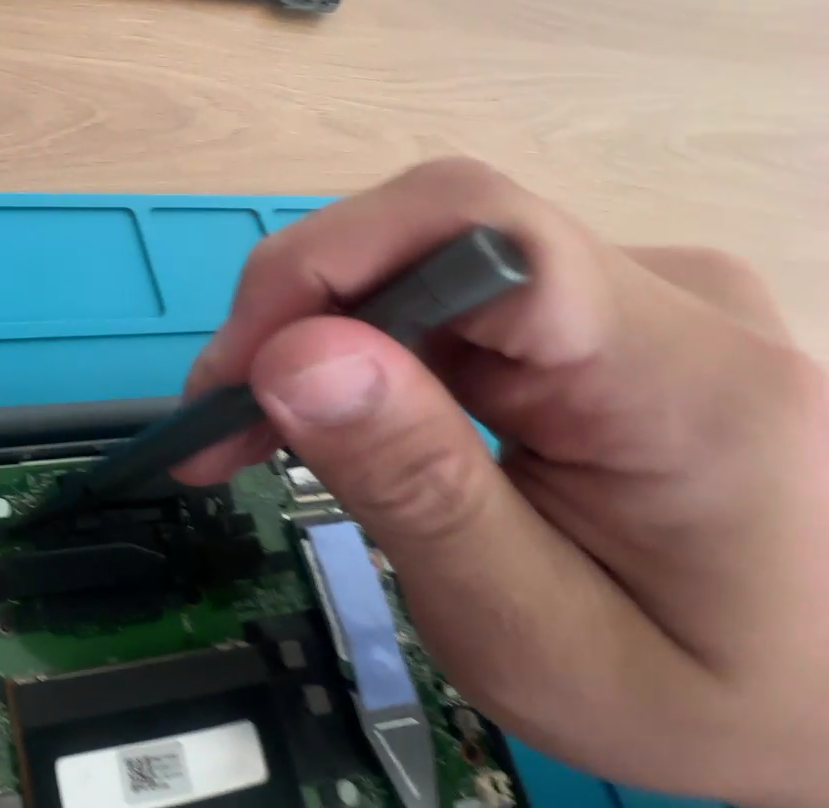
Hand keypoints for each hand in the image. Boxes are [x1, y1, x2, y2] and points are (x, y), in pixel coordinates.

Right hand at [172, 158, 828, 806]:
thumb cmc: (706, 694)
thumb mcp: (536, 636)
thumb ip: (418, 489)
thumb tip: (290, 354)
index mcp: (687, 381)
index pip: (481, 231)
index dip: (321, 269)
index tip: (231, 378)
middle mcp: (670, 296)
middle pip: (429, 234)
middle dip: (292, 313)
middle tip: (220, 422)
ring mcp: (635, 291)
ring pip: (419, 259)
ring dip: (312, 334)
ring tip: (256, 430)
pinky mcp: (595, 308)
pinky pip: (439, 292)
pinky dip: (355, 346)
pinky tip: (333, 412)